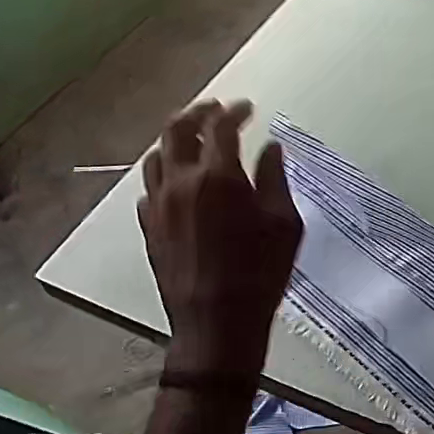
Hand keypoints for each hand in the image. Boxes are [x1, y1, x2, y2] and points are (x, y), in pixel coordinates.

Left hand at [139, 99, 302, 381]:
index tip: (247, 109)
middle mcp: (181, 183)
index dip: (235, 112)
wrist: (216, 324)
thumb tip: (270, 149)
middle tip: (214, 109)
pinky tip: (178, 184)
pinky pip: (150, 189)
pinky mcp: (148, 228)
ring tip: (193, 142)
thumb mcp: (284, 225)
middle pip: (177, 130)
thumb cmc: (259, 275)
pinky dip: (165, 176)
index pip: (221, 127)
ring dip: (175, 141)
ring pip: (157, 157)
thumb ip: (275, 179)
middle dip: (197, 113)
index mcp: (218, 178)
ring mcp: (159, 206)